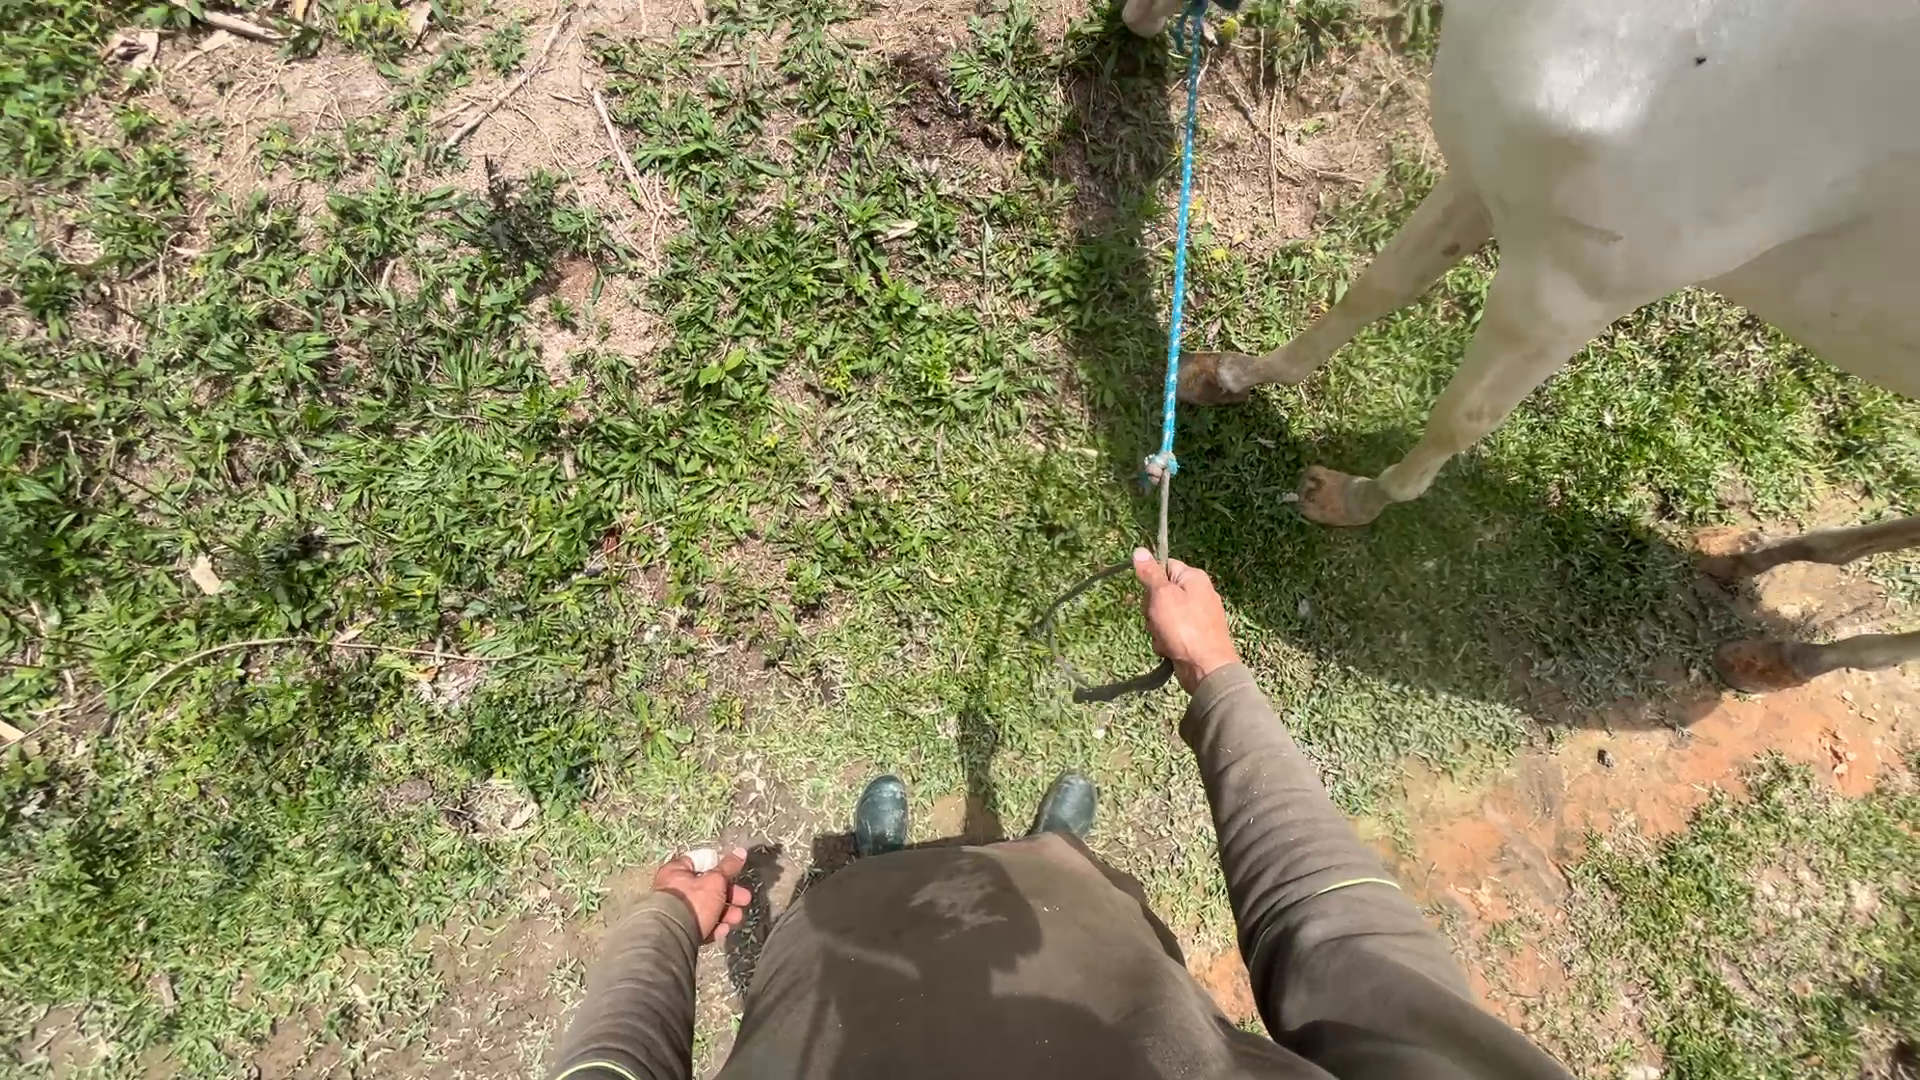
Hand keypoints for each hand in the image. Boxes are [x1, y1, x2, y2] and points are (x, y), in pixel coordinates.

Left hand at [653, 847, 751, 943]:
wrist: (672, 940)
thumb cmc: (693, 901)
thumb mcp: (715, 881)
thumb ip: (729, 867)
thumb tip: (741, 851)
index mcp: (677, 871)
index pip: (702, 861)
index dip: (720, 866)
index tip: (734, 873)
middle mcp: (672, 890)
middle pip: (707, 887)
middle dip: (729, 894)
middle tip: (744, 899)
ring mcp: (675, 913)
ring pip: (705, 908)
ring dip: (725, 912)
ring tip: (737, 918)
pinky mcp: (679, 932)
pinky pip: (699, 925)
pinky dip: (712, 926)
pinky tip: (722, 930)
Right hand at [1134, 548, 1239, 692]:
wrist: (1206, 667)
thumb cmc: (1183, 627)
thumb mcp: (1162, 595)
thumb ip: (1150, 573)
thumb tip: (1139, 550)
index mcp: (1194, 577)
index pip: (1164, 567)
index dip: (1151, 581)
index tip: (1150, 595)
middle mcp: (1199, 593)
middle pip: (1161, 592)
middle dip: (1152, 608)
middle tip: (1157, 618)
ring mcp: (1198, 615)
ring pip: (1163, 614)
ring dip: (1157, 627)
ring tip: (1164, 636)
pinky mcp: (1195, 634)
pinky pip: (1171, 631)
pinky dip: (1166, 639)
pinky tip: (1169, 647)